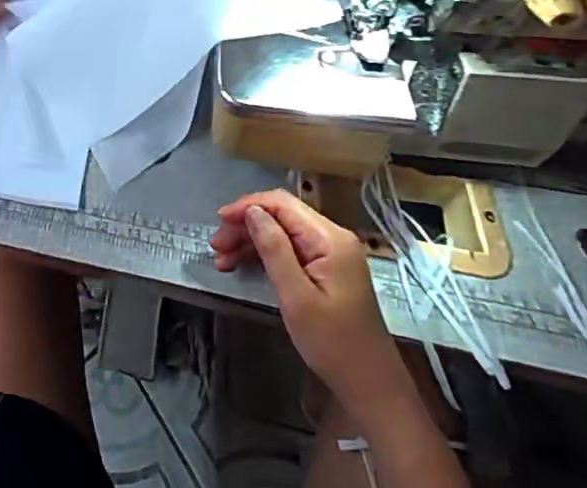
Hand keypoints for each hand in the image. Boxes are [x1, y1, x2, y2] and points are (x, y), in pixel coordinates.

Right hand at [212, 190, 406, 406]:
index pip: (283, 204)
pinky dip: (266, 254)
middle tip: (217, 247)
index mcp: (330, 239)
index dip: (248, 206)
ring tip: (223, 259)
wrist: (370, 383)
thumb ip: (274, 250)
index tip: (219, 220)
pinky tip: (244, 265)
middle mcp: (333, 237)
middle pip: (282, 215)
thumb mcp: (296, 297)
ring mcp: (332, 253)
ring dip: (252, 240)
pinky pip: (292, 249)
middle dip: (246, 226)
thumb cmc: (332, 343)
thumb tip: (253, 212)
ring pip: (284, 232)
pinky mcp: (328, 269)